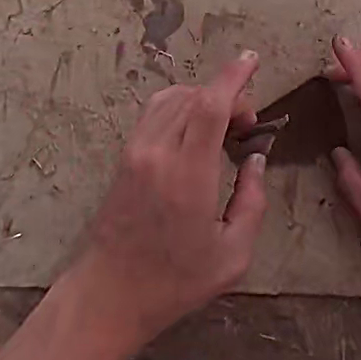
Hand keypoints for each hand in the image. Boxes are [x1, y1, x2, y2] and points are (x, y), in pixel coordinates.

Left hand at [62, 51, 267, 343]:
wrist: (105, 299)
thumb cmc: (173, 283)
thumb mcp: (232, 255)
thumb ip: (253, 200)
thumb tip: (255, 157)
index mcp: (188, 176)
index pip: (211, 105)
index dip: (234, 75)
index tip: (253, 60)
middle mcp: (158, 153)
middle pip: (197, 95)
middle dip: (230, 94)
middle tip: (247, 124)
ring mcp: (136, 151)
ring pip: (176, 96)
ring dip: (206, 97)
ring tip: (223, 124)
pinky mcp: (125, 155)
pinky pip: (157, 109)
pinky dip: (183, 103)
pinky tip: (195, 126)